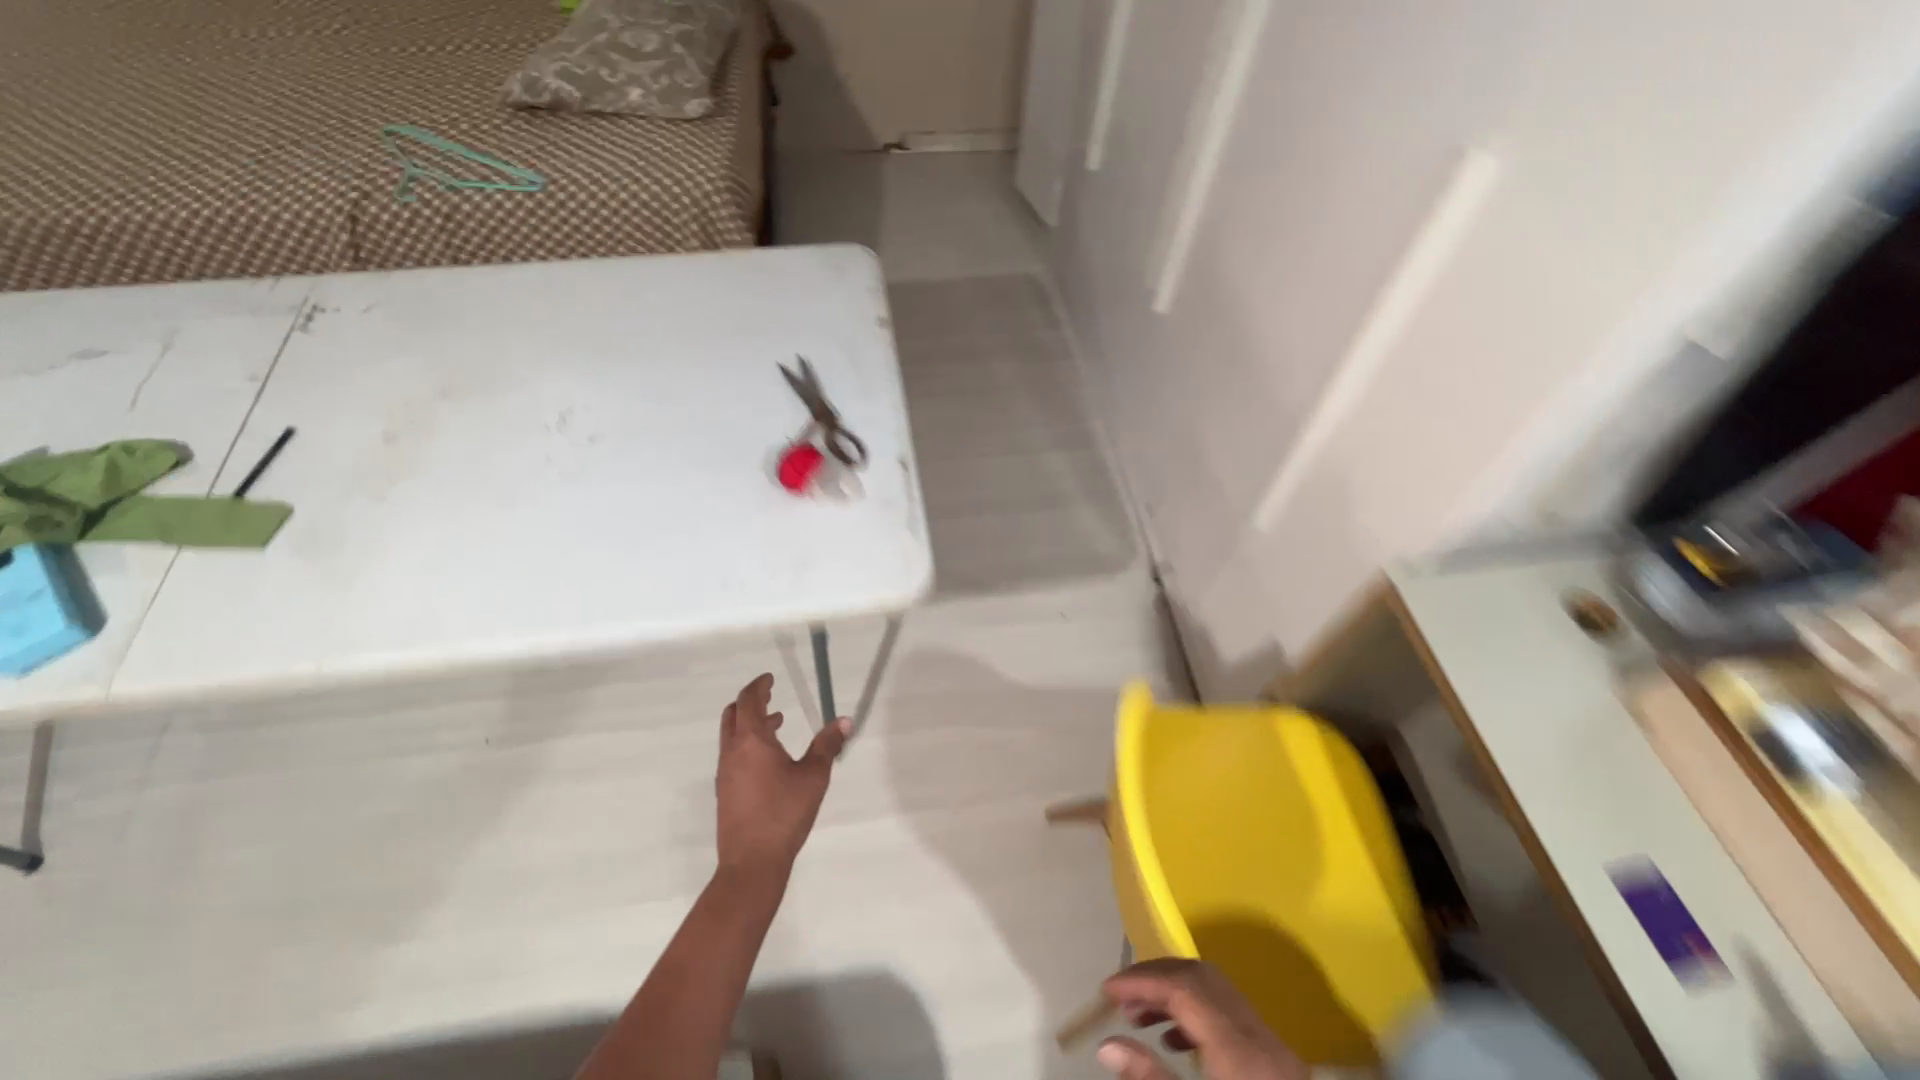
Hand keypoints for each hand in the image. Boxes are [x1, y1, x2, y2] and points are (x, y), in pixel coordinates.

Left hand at [715, 674, 849, 876]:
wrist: (752, 861)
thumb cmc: (784, 813)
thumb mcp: (814, 777)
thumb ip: (827, 746)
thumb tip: (844, 720)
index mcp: (751, 741)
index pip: (748, 701)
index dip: (759, 686)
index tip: (770, 679)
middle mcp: (732, 752)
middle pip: (733, 715)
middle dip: (750, 702)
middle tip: (770, 695)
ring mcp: (725, 773)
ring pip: (732, 736)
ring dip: (751, 724)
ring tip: (778, 723)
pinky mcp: (725, 791)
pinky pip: (733, 754)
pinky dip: (748, 744)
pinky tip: (770, 760)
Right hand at [1097, 959, 1307, 1079]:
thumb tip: (1108, 1046)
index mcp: (1239, 1053)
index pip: (1185, 990)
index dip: (1142, 982)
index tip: (1107, 991)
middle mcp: (1260, 1039)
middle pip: (1202, 980)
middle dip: (1156, 980)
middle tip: (1121, 999)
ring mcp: (1273, 1049)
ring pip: (1217, 993)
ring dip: (1175, 994)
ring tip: (1139, 1019)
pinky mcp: (1276, 1063)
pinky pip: (1230, 1015)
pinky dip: (1196, 1014)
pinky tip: (1173, 1043)